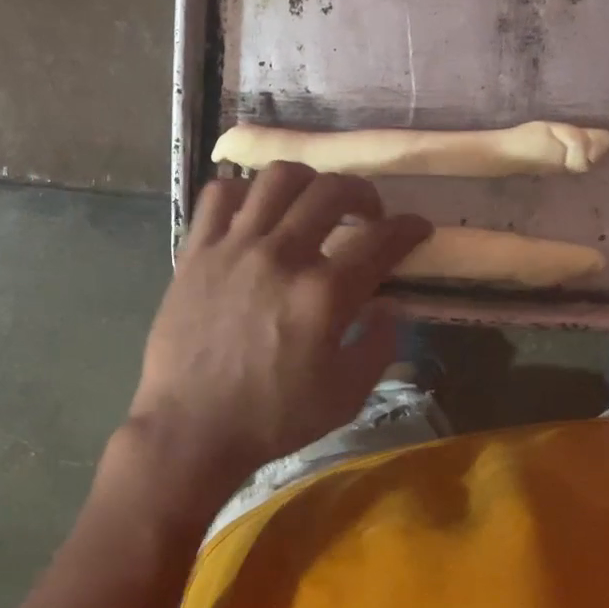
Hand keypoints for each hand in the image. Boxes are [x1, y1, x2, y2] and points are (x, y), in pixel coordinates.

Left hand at [123, 163, 431, 498]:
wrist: (191, 428)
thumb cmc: (271, 420)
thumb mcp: (344, 397)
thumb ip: (377, 346)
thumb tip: (389, 307)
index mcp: (323, 294)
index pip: (381, 240)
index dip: (408, 228)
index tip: (417, 229)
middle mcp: (280, 256)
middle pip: (331, 192)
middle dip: (363, 192)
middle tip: (368, 213)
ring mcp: (233, 248)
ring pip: (276, 179)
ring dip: (306, 181)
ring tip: (311, 201)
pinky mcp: (196, 253)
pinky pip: (218, 196)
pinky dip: (242, 192)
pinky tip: (253, 212)